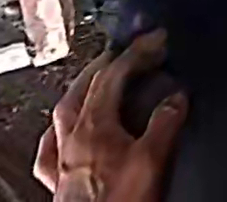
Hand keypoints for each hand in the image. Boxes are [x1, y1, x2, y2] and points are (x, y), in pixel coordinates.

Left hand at [34, 29, 186, 201]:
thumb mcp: (151, 162)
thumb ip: (165, 123)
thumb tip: (175, 97)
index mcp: (92, 128)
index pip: (114, 75)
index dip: (137, 52)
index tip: (157, 39)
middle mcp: (70, 142)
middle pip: (85, 86)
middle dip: (109, 62)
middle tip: (130, 50)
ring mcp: (61, 165)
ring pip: (64, 113)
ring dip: (82, 89)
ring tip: (96, 79)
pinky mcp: (59, 189)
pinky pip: (50, 151)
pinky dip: (60, 132)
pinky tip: (66, 134)